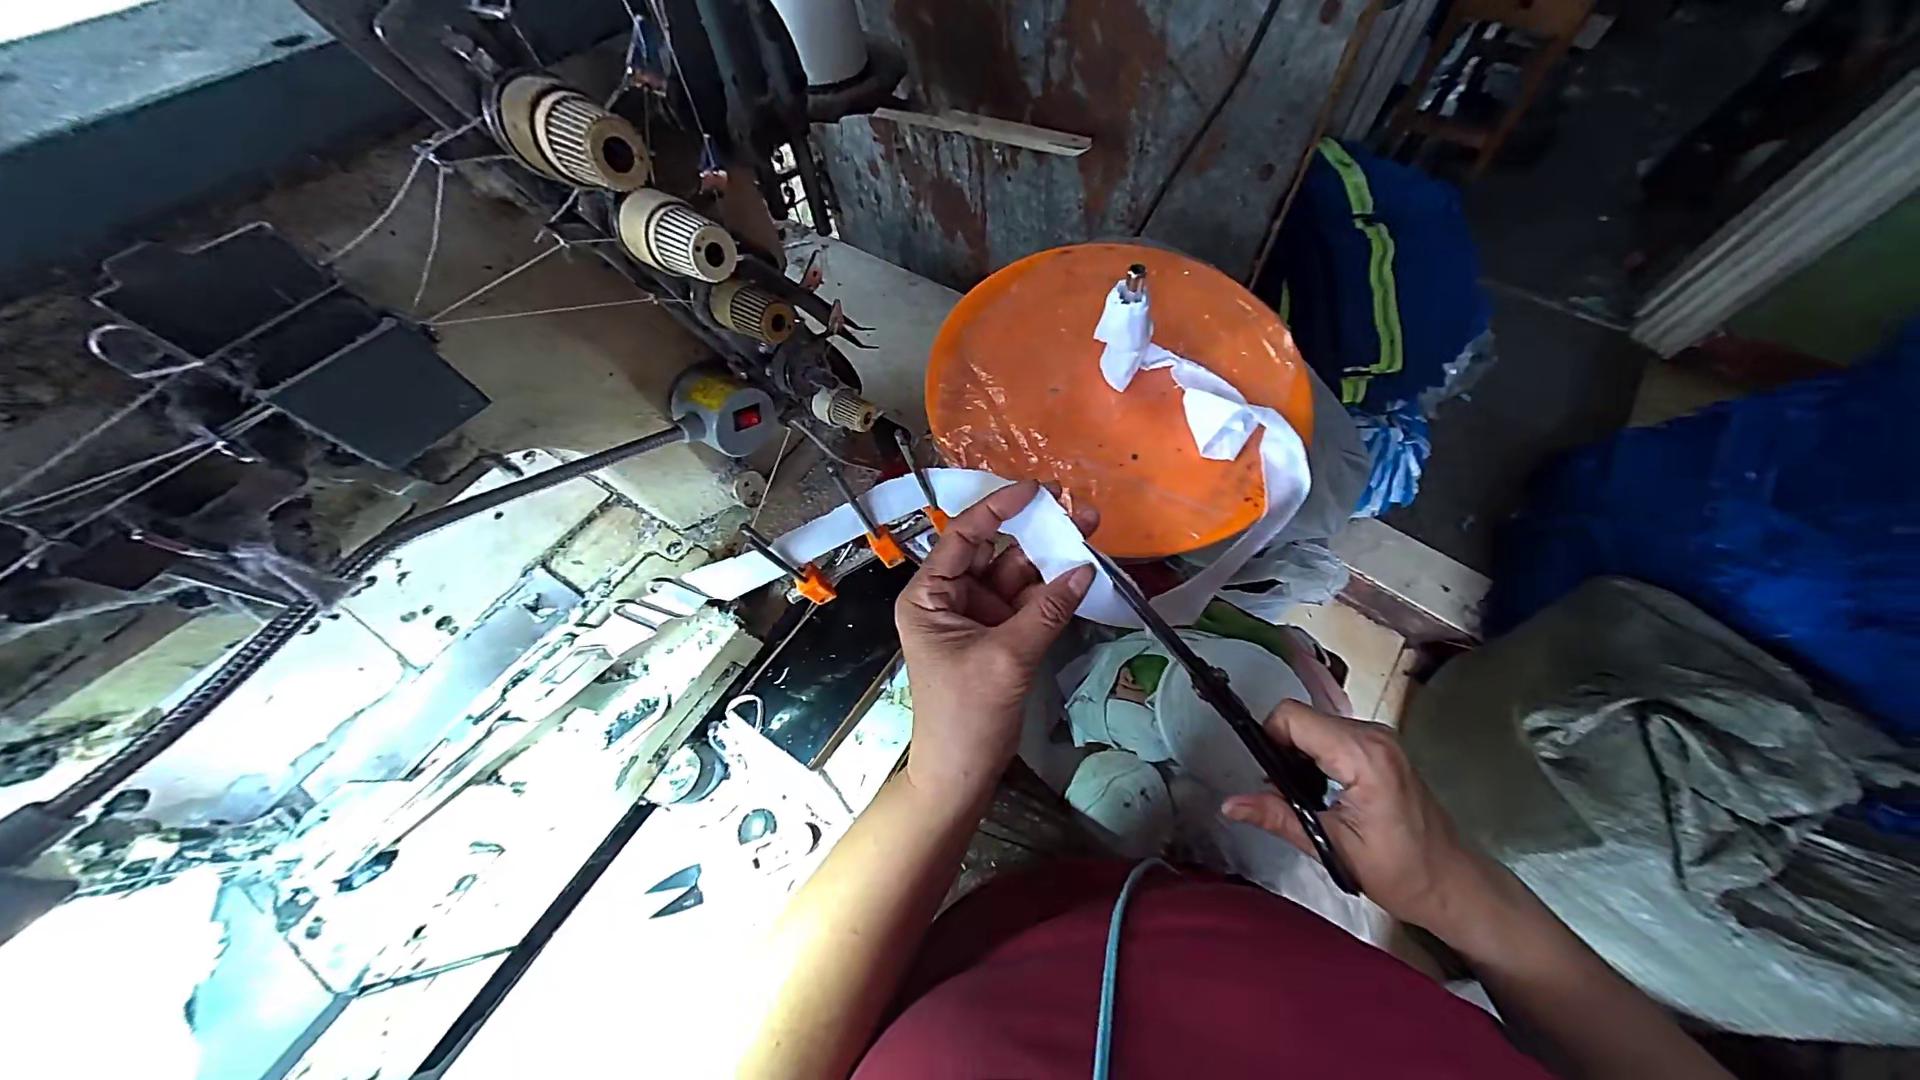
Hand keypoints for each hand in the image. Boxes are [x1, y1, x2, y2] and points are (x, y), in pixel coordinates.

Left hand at [896, 480, 1096, 807]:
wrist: (961, 773)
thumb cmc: (966, 714)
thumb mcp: (1005, 657)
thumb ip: (1046, 611)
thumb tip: (1084, 569)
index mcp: (929, 595)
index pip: (963, 536)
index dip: (998, 508)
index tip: (1035, 490)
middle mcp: (949, 597)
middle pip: (995, 553)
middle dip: (1035, 534)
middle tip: (1079, 514)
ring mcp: (976, 616)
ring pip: (1015, 576)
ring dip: (1050, 560)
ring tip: (1088, 539)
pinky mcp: (998, 636)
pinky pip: (1027, 603)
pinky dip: (1051, 592)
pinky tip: (1079, 574)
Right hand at [1220, 701, 1497, 935]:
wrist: (1459, 887)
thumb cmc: (1403, 873)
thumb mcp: (1333, 848)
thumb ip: (1278, 817)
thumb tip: (1229, 805)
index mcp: (1363, 755)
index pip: (1291, 716)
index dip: (1270, 740)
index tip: (1271, 779)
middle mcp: (1372, 734)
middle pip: (1300, 717)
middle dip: (1281, 749)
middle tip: (1286, 793)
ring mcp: (1379, 736)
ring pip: (1313, 722)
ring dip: (1297, 752)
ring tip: (1305, 794)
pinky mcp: (1380, 744)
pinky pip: (1330, 732)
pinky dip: (1314, 752)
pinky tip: (1321, 787)